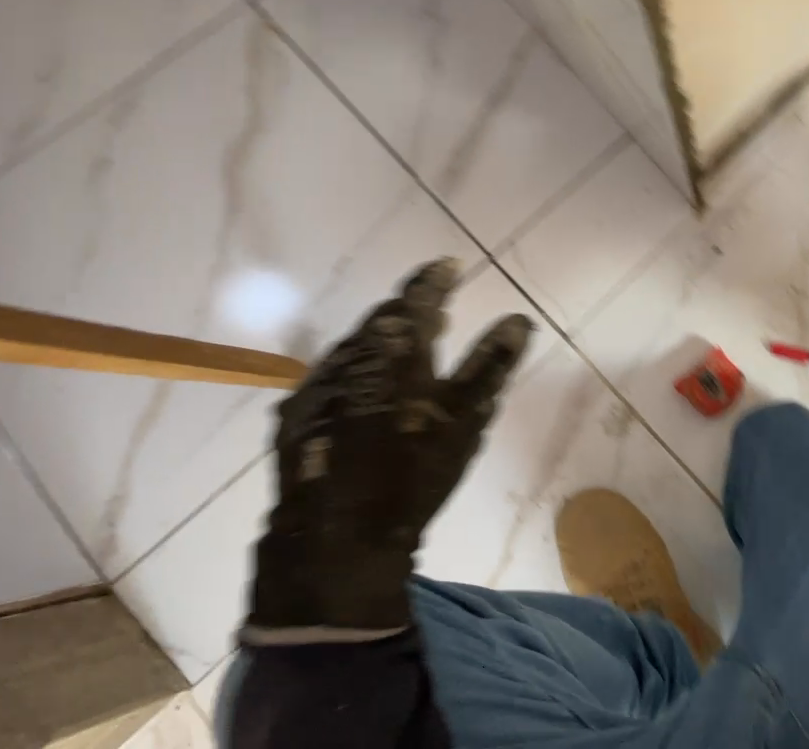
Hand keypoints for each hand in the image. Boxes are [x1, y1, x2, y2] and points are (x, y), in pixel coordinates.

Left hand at [243, 258, 533, 643]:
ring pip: (353, 350)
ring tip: (404, 350)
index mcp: (392, 355)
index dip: (434, 280)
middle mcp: (347, 361)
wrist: (330, 544)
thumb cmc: (409, 477)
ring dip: (381, 343)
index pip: (416, 300)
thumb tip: (517, 320)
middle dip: (410, 312)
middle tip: (436, 312)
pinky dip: (356, 373)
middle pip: (380, 322)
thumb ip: (490, 367)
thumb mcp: (463, 422)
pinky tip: (364, 393)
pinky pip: (330, 379)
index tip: (448, 265)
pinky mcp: (291, 421)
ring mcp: (313, 391)